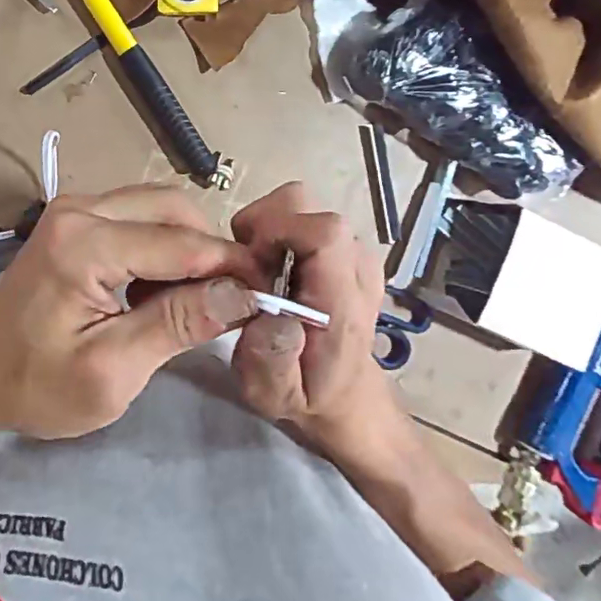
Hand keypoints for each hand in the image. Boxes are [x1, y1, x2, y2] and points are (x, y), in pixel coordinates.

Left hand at [0, 185, 264, 439]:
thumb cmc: (36, 384)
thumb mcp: (113, 370)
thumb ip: (178, 324)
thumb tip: (242, 293)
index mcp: (85, 244)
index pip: (181, 242)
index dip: (232, 266)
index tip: (270, 292)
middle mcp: (80, 209)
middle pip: (174, 209)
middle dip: (211, 251)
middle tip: (233, 299)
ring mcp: (75, 209)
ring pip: (159, 208)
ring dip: (189, 248)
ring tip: (198, 300)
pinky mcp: (76, 220)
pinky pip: (139, 218)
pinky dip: (164, 247)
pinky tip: (162, 290)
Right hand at [228, 182, 402, 458]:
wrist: (347, 396)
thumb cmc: (310, 396)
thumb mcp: (277, 396)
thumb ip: (271, 361)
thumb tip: (270, 316)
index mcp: (344, 298)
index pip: (323, 230)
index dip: (276, 229)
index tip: (248, 261)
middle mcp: (355, 264)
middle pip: (304, 204)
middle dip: (263, 224)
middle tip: (246, 267)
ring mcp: (350, 251)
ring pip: (298, 206)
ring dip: (266, 229)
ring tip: (257, 271)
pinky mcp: (340, 248)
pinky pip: (300, 218)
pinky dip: (276, 233)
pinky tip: (272, 271)